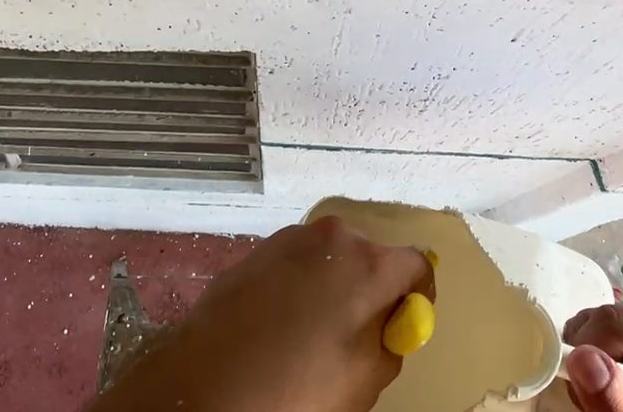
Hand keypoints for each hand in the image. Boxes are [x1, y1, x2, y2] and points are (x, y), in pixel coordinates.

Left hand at [87, 215, 434, 411]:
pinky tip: (281, 322)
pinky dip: (300, 283)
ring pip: (332, 257)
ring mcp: (293, 237)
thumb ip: (390, 341)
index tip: (405, 323)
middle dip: (372, 289)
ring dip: (333, 284)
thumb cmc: (296, 387)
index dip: (417, 296)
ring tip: (312, 331)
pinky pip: (298, 261)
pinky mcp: (260, 247)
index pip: (416, 265)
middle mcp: (335, 236)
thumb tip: (393, 321)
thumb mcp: (363, 380)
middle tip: (357, 333)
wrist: (205, 382)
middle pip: (371, 257)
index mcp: (369, 265)